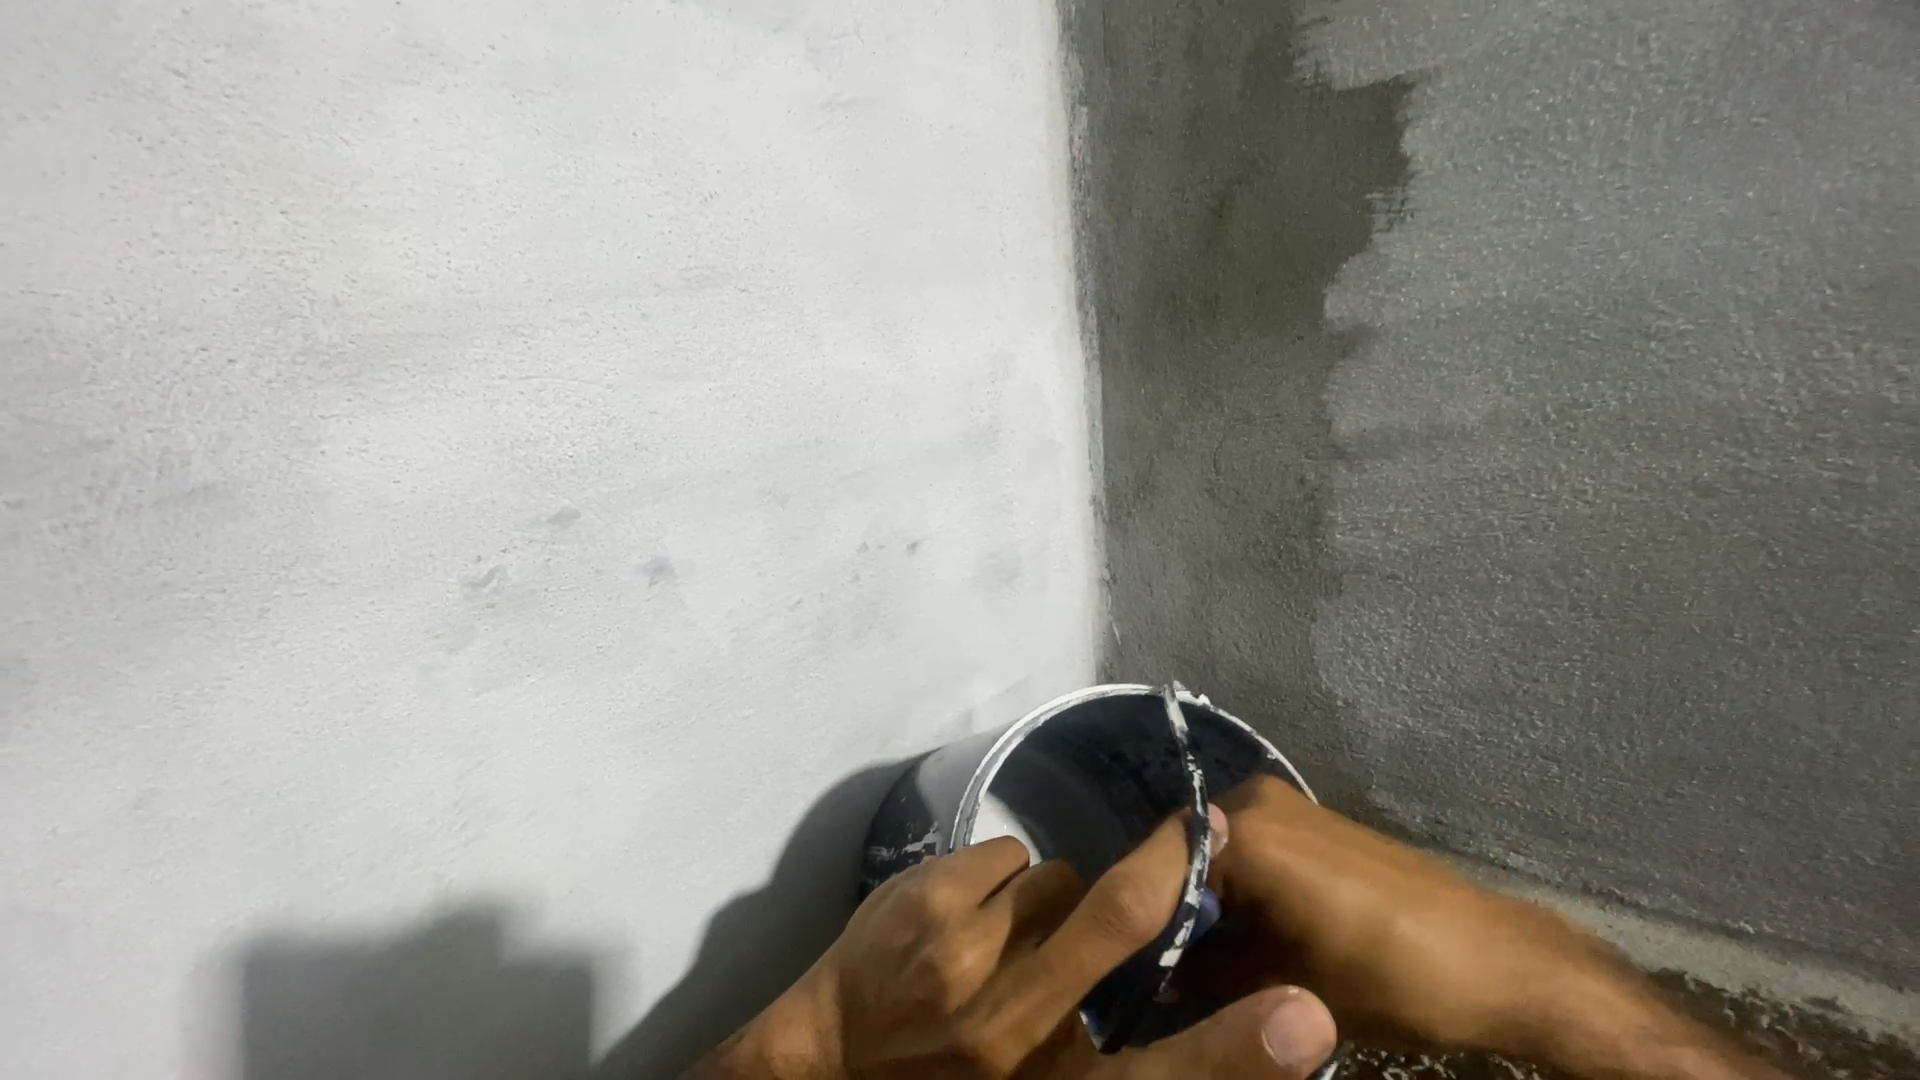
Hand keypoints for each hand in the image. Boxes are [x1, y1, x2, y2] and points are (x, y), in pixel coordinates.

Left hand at [691, 806, 1337, 1079]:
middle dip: (1163, 868)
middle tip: (1194, 835)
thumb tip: (1144, 999)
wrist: (816, 1066)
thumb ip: (1091, 1056)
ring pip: (1053, 877)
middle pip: (1114, 920)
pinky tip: (964, 915)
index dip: (1241, 1051)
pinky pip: (1003, 855)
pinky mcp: (922, 898)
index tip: (1306, 1016)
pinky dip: (998, 879)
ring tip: (1007, 933)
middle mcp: (1009, 1023)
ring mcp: (959, 952)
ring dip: (1047, 898)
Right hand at [1194, 775, 1789, 1079]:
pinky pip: (1243, 853)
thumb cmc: (1395, 977)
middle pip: (1180, 860)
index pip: (1156, 873)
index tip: (1125, 974)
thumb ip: (1207, 981)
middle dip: (1169, 917)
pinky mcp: (1307, 823)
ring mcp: (1282, 806)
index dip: (1138, 928)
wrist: (1504, 964)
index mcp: (1244, 831)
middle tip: (1151, 972)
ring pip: (1209, 857)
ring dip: (1198, 908)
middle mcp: (1252, 800)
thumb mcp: (1289, 991)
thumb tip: (1152, 985)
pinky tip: (1234, 939)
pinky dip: (1231, 895)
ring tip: (1188, 963)